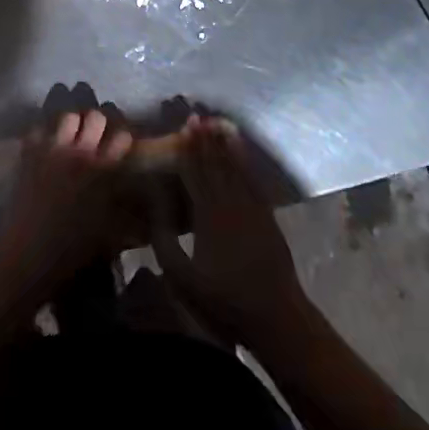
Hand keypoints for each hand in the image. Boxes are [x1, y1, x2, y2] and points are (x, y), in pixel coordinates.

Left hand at [0, 109, 133, 307]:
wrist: (26, 259)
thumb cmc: (72, 251)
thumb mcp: (110, 233)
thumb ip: (127, 213)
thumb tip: (142, 206)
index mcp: (103, 171)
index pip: (122, 136)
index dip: (124, 137)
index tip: (121, 144)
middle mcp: (79, 154)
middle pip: (96, 117)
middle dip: (100, 123)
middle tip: (98, 136)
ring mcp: (51, 152)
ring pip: (67, 116)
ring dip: (73, 124)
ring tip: (72, 137)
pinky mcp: (28, 157)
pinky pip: (37, 129)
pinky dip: (44, 133)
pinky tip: (47, 146)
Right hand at [154, 117, 308, 345]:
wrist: (275, 314)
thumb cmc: (222, 298)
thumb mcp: (181, 275)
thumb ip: (164, 236)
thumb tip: (154, 200)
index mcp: (207, 214)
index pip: (195, 172)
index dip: (189, 148)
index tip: (184, 126)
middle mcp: (231, 201)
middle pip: (215, 163)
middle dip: (205, 139)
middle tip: (197, 116)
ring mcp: (252, 206)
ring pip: (235, 167)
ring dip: (224, 144)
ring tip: (215, 124)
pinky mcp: (266, 214)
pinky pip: (252, 179)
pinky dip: (245, 161)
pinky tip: (240, 151)